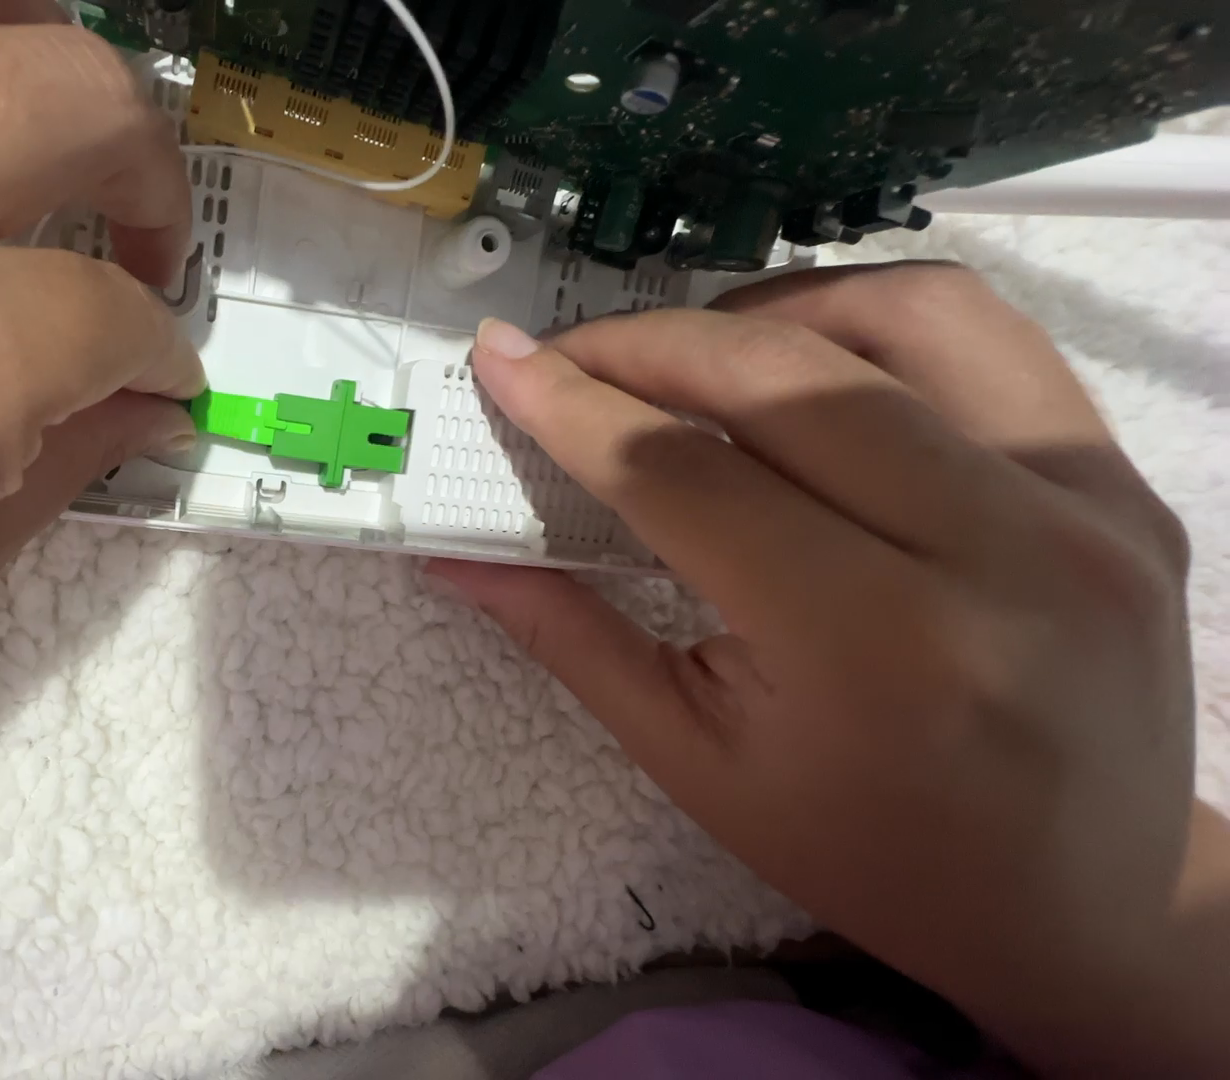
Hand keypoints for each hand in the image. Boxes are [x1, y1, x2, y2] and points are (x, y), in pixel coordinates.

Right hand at [433, 264, 1228, 1075]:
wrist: (1076, 899)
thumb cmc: (851, 843)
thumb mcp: (680, 750)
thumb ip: (562, 631)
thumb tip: (454, 557)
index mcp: (867, 647)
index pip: (684, 477)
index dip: (573, 408)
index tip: (500, 360)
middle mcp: (997, 552)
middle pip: (779, 378)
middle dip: (641, 348)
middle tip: (561, 358)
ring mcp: (1084, 502)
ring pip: (899, 317)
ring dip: (755, 311)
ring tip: (675, 354)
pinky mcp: (1122, 477)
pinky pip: (981, 336)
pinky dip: (861, 315)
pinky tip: (794, 356)